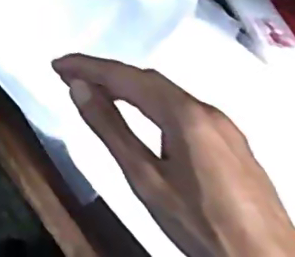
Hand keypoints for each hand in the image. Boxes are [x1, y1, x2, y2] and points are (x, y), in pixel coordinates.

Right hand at [54, 54, 294, 256]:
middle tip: (71, 76)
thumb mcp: (147, 181)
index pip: (125, 76)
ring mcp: (227, 130)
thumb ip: (111, 129)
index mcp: (185, 114)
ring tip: (98, 92)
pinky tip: (143, 116)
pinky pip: (184, 110)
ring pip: (167, 94)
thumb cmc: (204, 228)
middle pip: (147, 80)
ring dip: (129, 87)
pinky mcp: (237, 149)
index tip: (57, 65)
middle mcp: (208, 111)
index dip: (87, 67)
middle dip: (106, 74)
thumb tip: (79, 87)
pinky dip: (153, 103)